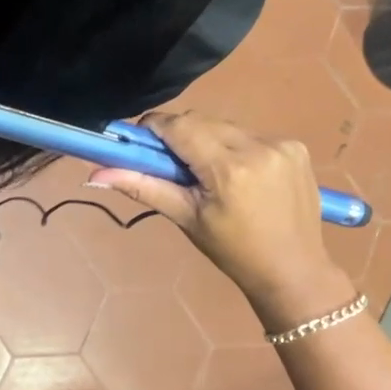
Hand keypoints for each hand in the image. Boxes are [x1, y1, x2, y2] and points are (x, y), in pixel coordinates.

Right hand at [87, 111, 354, 329]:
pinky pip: (248, 134)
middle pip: (200, 120)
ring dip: (204, 139)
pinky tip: (234, 173)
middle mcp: (259, 147)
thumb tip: (94, 173)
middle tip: (167, 164)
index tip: (138, 144)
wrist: (294, 269)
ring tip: (203, 172)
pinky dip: (231, 145)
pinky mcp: (296, 147)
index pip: (179, 125)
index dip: (153, 129)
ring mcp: (282, 144)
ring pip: (223, 125)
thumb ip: (141, 187)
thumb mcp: (184, 217)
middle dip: (177, 135)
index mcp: (229, 168)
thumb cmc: (232, 250)